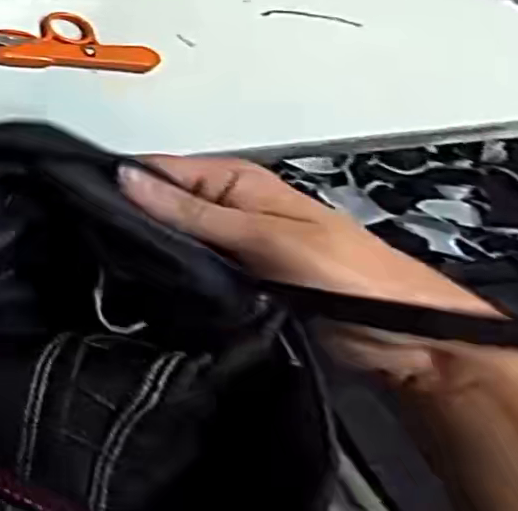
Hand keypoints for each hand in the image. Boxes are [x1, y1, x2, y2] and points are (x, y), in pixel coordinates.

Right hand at [119, 156, 498, 383]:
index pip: (152, 168)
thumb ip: (192, 210)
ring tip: (136, 259)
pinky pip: (182, 264)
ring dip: (153, 246)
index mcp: (231, 178)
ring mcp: (225, 240)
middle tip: (115, 236)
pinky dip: (170, 271)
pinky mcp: (228, 275)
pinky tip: (158, 277)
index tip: (93, 199)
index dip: (121, 182)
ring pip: (165, 234)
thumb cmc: (364, 281)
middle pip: (154, 200)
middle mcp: (223, 204)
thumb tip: (125, 176)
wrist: (424, 350)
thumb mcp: (267, 236)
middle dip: (135, 215)